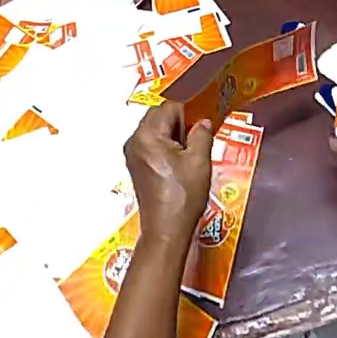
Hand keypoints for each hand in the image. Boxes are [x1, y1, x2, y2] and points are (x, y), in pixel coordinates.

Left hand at [124, 102, 215, 248]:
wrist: (167, 230)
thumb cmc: (180, 199)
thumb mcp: (200, 161)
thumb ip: (202, 134)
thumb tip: (203, 122)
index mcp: (148, 136)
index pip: (169, 107)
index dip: (188, 115)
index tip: (200, 126)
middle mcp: (135, 142)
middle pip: (158, 116)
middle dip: (178, 124)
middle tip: (195, 141)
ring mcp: (133, 154)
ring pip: (154, 130)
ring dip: (171, 135)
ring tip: (187, 155)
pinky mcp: (135, 166)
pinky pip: (149, 145)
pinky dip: (163, 147)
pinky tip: (178, 164)